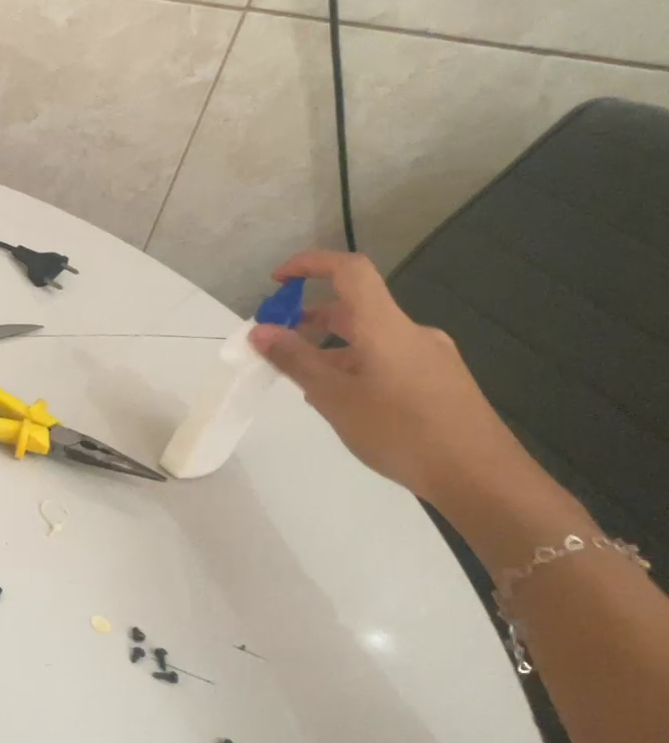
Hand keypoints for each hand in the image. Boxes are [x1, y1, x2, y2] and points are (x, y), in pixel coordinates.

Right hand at [245, 250, 533, 507]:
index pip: (349, 271)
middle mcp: (411, 332)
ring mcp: (430, 356)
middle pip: (354, 309)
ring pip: (368, 339)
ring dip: (329, 351)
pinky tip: (342, 403)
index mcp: (386, 326)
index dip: (309, 264)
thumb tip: (260, 331)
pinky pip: (386, 359)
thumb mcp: (335, 398)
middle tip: (274, 349)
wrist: (482, 478)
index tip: (276, 283)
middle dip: (308, 322)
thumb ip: (295, 360)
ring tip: (304, 385)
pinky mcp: (439, 380)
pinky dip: (354, 367)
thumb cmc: (402, 432)